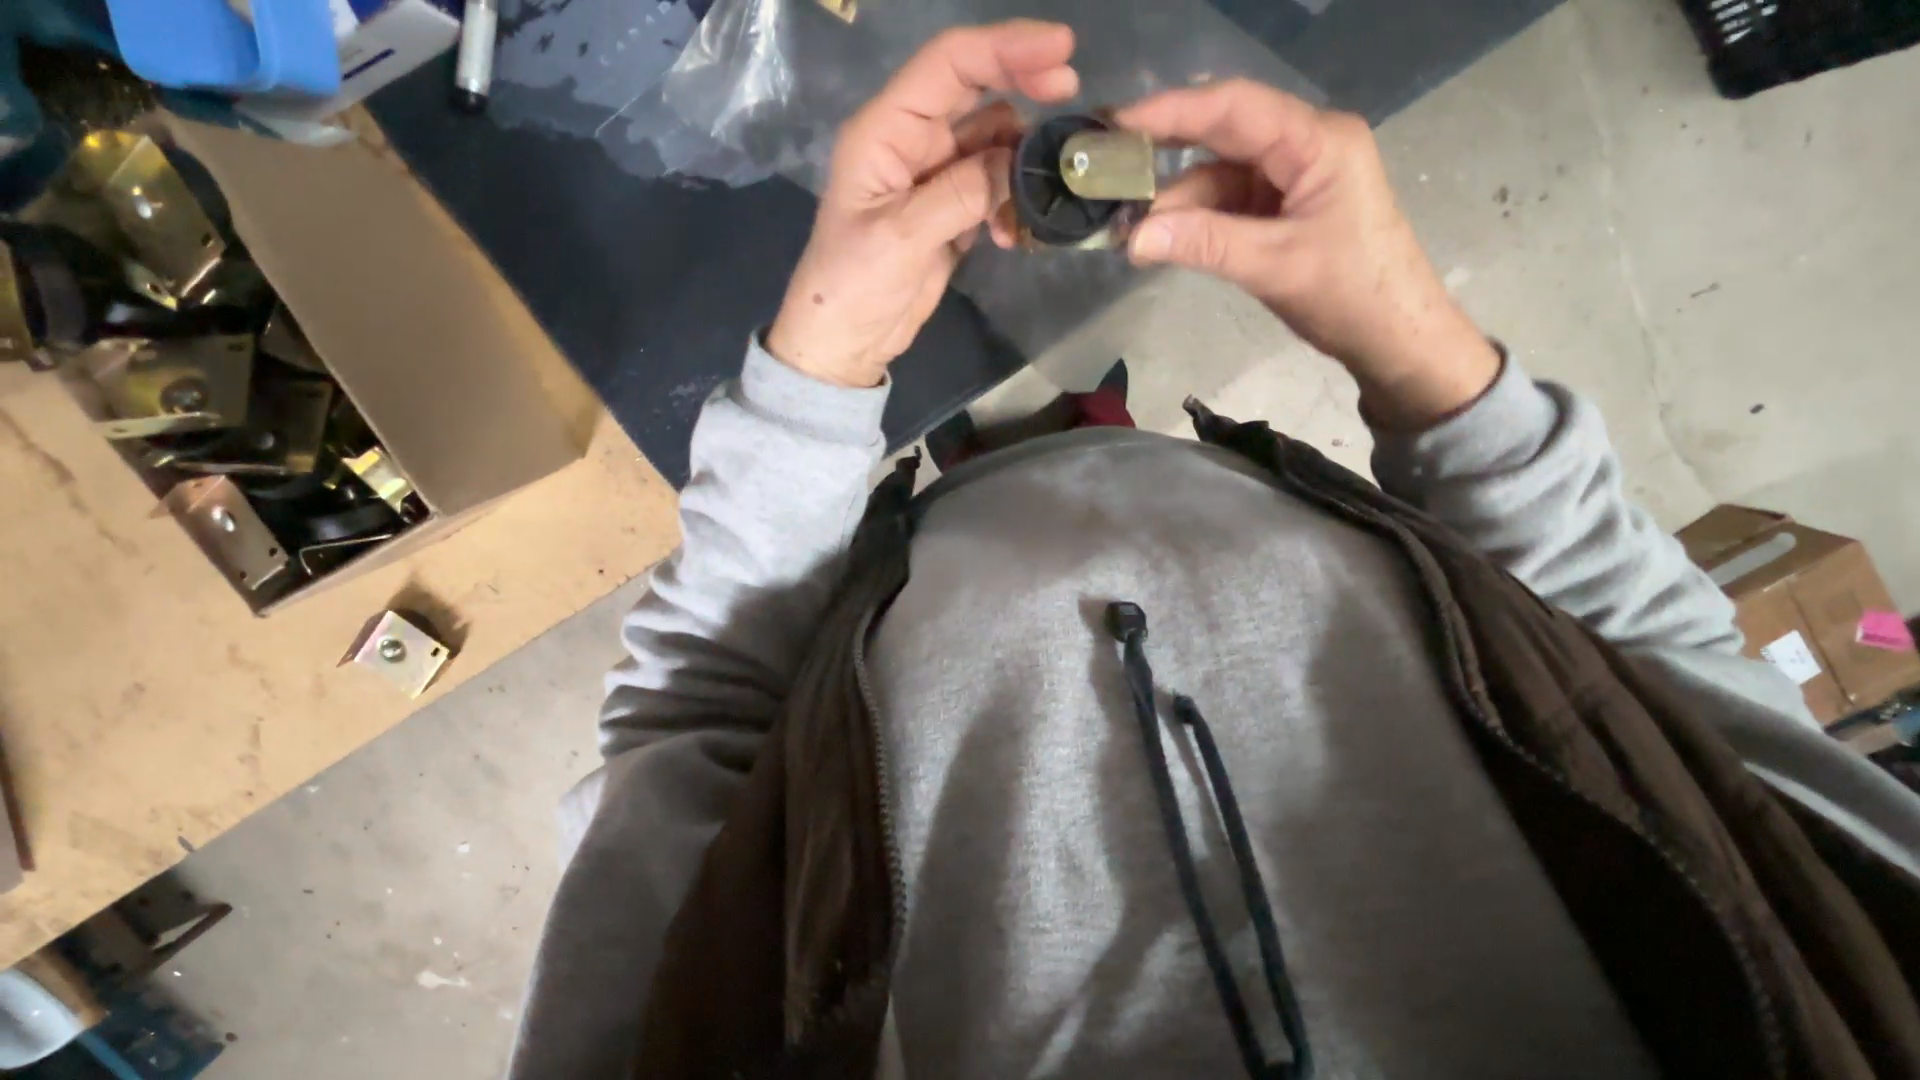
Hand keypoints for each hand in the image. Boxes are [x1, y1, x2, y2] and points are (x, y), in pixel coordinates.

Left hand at [765, 21, 1078, 388]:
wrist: (843, 343)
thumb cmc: (851, 287)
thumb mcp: (901, 238)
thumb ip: (959, 195)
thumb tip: (1015, 164)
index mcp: (883, 133)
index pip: (946, 66)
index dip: (1003, 49)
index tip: (1061, 51)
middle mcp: (908, 144)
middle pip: (973, 92)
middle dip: (1023, 84)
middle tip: (1072, 94)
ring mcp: (931, 178)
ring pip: (990, 142)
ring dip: (1020, 160)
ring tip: (1044, 189)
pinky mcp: (947, 211)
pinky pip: (991, 187)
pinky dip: (1010, 201)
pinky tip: (1013, 233)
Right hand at [1116, 80, 1500, 429]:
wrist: (1397, 338)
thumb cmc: (1353, 295)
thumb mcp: (1274, 266)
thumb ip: (1204, 244)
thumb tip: (1132, 239)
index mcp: (1318, 141)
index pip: (1235, 108)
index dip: (1172, 112)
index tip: (1115, 125)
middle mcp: (1305, 145)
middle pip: (1223, 136)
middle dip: (1165, 155)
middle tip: (1108, 170)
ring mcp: (1293, 177)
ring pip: (1219, 175)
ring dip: (1176, 202)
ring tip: (1128, 232)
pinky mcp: (1283, 208)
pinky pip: (1228, 203)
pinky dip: (1194, 221)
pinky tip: (1160, 240)